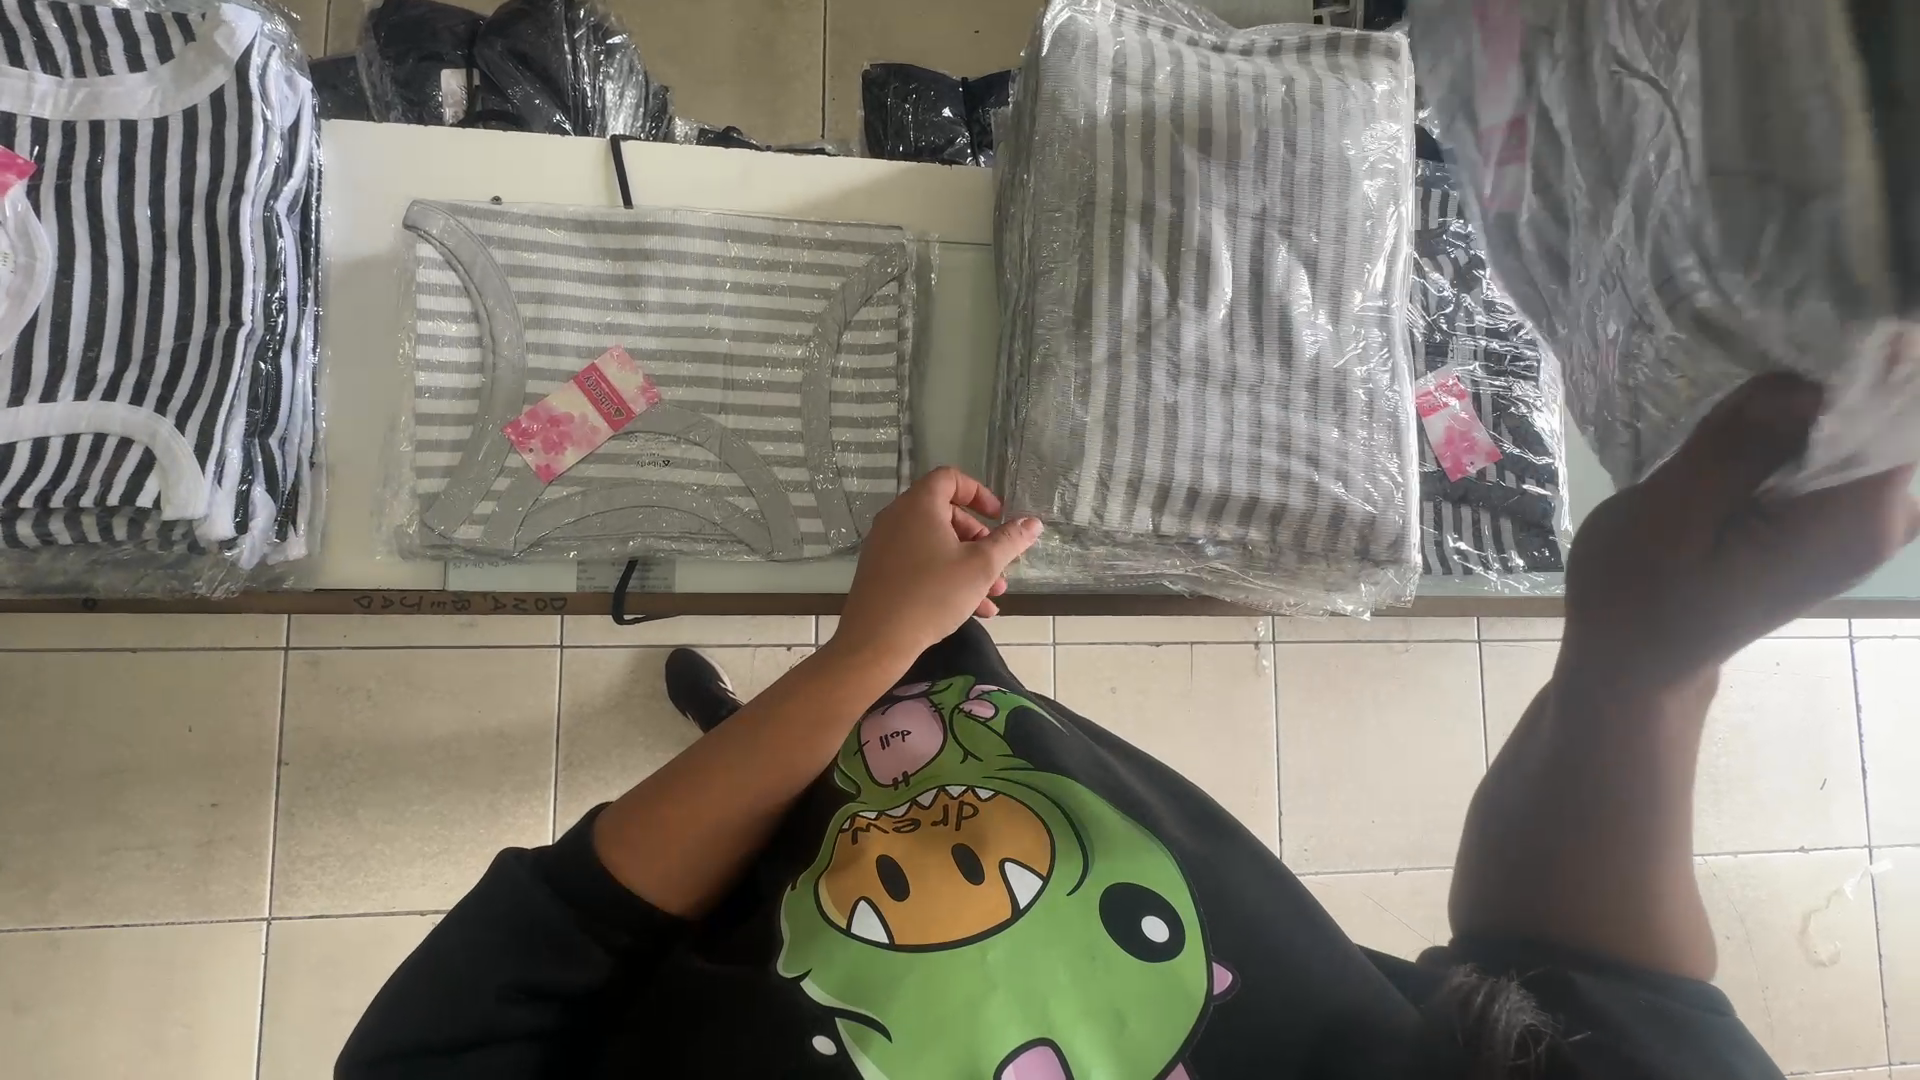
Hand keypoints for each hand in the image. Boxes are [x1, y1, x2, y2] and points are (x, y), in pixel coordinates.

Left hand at [835, 467, 1043, 665]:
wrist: (876, 639)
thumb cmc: (933, 594)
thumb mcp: (981, 567)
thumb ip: (1009, 541)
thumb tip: (1033, 523)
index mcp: (919, 505)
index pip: (950, 478)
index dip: (979, 493)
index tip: (998, 517)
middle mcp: (898, 518)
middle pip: (945, 514)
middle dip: (978, 539)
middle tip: (998, 563)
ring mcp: (885, 545)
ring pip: (935, 544)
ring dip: (967, 564)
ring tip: (993, 593)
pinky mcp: (880, 571)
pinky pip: (919, 563)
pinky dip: (945, 576)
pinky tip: (973, 609)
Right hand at [1562, 372, 1919, 692]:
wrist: (1634, 661)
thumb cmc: (1635, 594)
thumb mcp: (1666, 515)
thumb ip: (1737, 446)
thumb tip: (1801, 377)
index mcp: (1855, 514)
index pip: (1905, 405)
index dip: (1869, 353)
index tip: (1807, 319)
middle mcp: (1885, 515)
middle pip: (1896, 414)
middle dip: (1839, 370)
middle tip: (1762, 349)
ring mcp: (1863, 522)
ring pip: (1868, 430)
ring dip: (1816, 400)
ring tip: (1747, 389)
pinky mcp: (1832, 525)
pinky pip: (1843, 455)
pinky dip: (1805, 429)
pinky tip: (1750, 426)